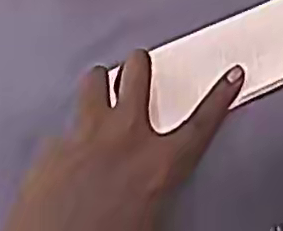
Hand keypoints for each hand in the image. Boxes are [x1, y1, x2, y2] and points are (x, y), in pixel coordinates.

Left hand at [4, 50, 243, 230]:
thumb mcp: (149, 219)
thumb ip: (157, 187)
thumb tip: (154, 191)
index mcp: (158, 164)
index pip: (202, 122)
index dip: (220, 96)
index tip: (231, 76)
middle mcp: (125, 138)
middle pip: (139, 71)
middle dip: (140, 66)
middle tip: (141, 69)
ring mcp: (86, 136)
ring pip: (95, 80)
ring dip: (101, 85)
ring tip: (101, 90)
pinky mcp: (51, 149)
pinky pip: (60, 130)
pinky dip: (65, 138)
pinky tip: (64, 153)